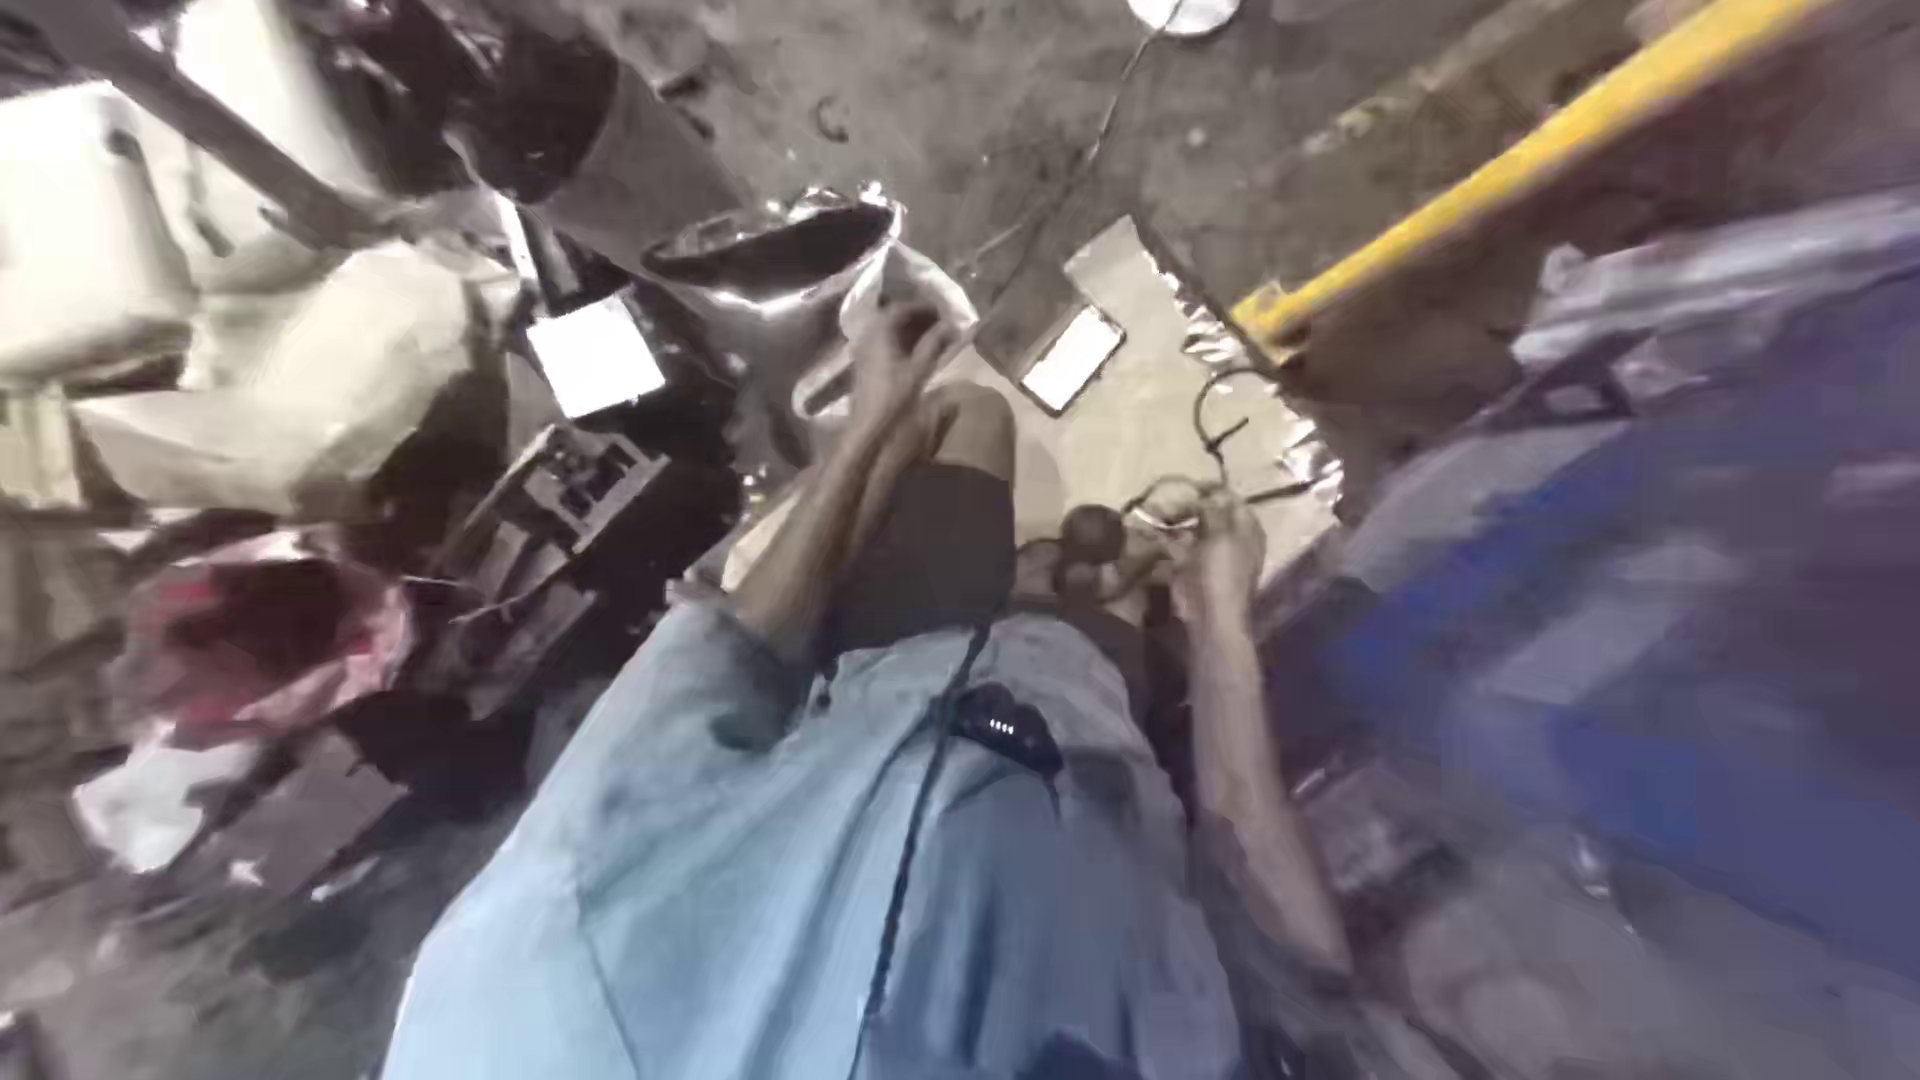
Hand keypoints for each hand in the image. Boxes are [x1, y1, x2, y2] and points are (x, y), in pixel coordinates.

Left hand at [848, 301, 956, 437]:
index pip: (902, 308)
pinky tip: (915, 352)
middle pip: (893, 316)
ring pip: (888, 330)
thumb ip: (934, 343)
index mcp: (880, 331)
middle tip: (939, 322)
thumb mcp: (919, 369)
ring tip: (931, 336)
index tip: (943, 312)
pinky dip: (900, 341)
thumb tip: (951, 325)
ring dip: (909, 329)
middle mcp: (868, 333)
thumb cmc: (894, 396)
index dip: (924, 307)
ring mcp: (863, 348)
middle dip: (917, 317)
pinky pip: (883, 342)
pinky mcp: (864, 362)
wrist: (868, 425)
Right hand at [1170, 488, 1265, 621]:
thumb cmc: (1222, 572)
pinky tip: (1154, 532)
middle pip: (1212, 514)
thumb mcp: (1221, 536)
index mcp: (1246, 530)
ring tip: (1159, 511)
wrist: (1209, 614)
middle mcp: (1231, 539)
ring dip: (1177, 522)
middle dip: (1193, 506)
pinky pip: (1178, 547)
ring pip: (1193, 530)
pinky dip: (1167, 540)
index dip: (1214, 491)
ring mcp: (1209, 554)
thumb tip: (1206, 493)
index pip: (1233, 501)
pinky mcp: (1190, 567)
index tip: (1192, 484)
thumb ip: (1214, 511)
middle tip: (1172, 497)